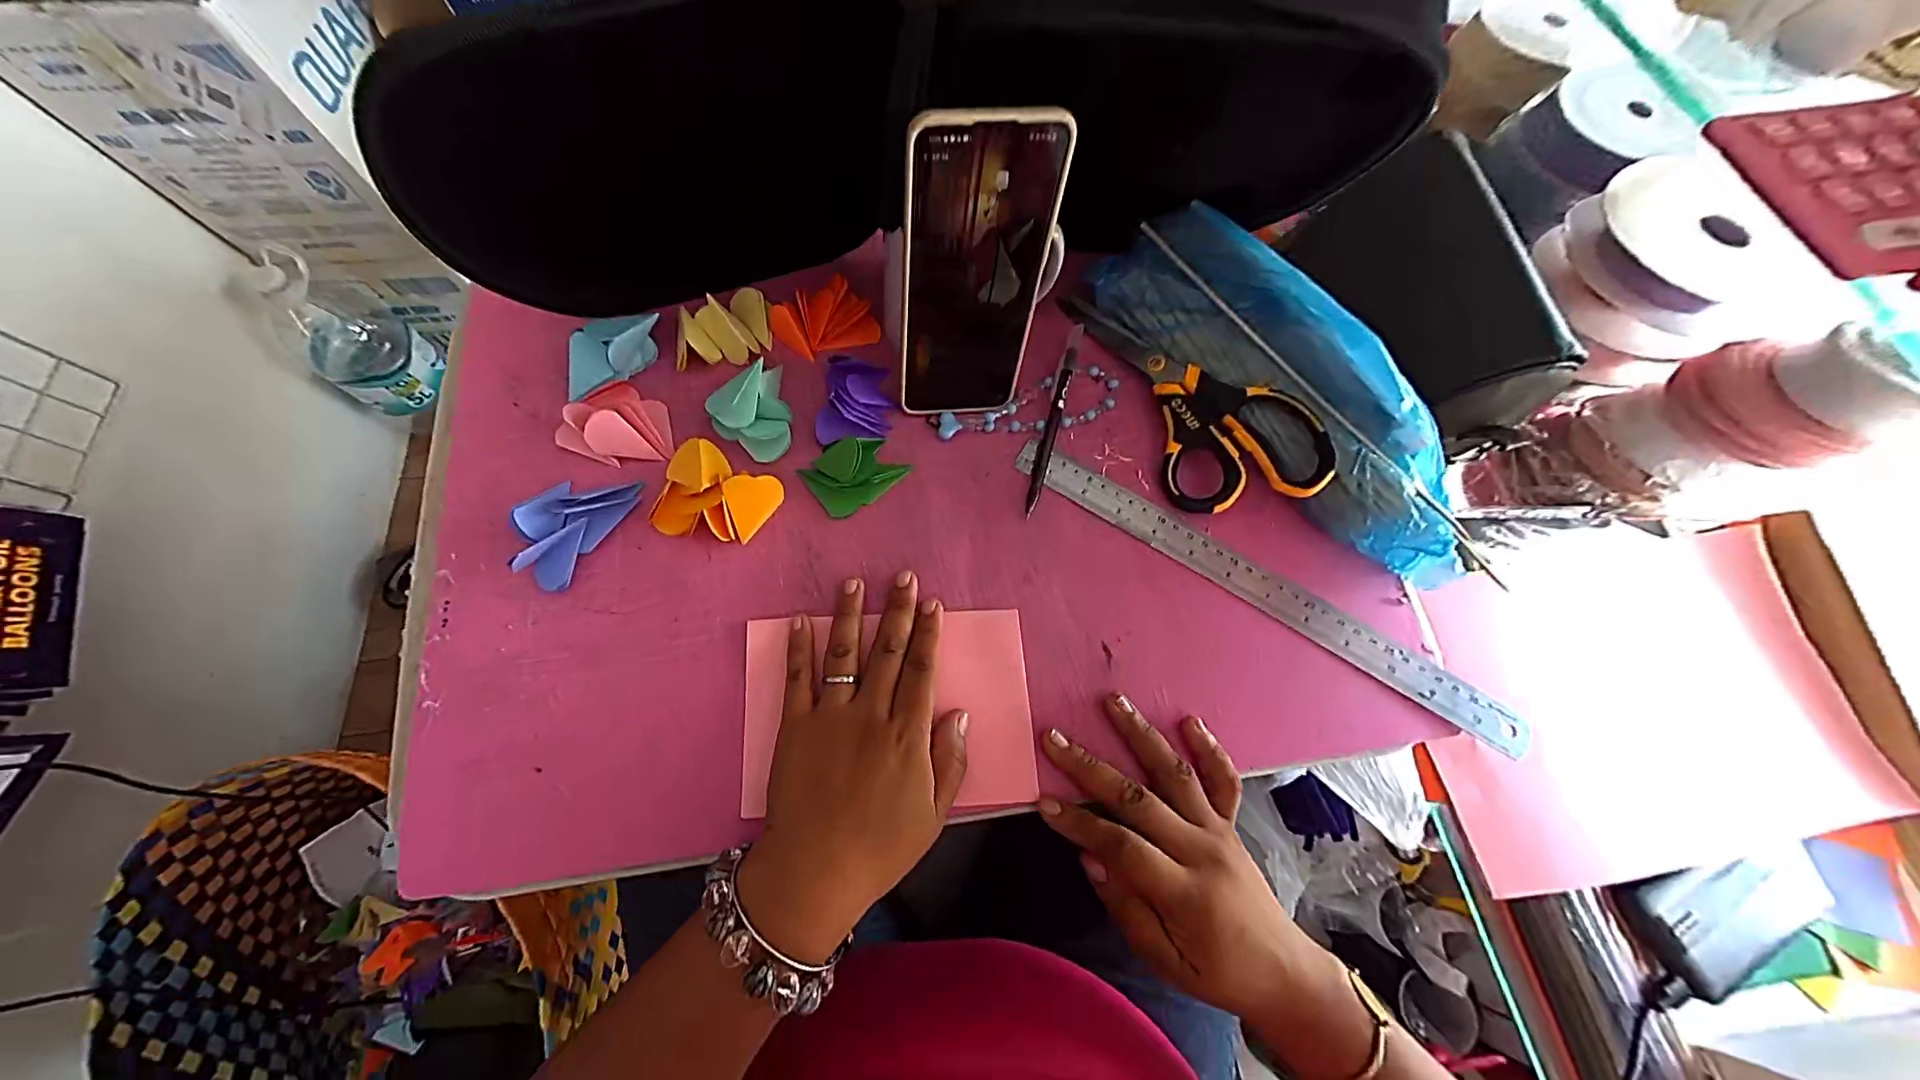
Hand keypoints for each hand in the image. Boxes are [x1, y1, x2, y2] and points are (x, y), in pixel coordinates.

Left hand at [736, 571, 968, 962]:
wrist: (815, 872)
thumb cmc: (882, 847)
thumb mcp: (933, 814)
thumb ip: (950, 760)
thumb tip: (960, 713)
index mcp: (907, 735)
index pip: (922, 670)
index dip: (928, 634)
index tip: (933, 604)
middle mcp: (870, 715)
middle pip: (888, 652)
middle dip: (898, 611)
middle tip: (904, 578)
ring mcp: (829, 718)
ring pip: (843, 655)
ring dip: (849, 616)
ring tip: (854, 584)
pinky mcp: (795, 727)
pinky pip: (797, 680)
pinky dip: (798, 649)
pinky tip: (800, 622)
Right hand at [1036, 694, 1336, 1020]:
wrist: (1284, 972)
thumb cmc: (1218, 973)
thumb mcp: (1164, 960)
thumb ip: (1126, 907)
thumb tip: (1089, 856)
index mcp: (1184, 891)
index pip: (1122, 846)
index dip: (1080, 823)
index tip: (1044, 802)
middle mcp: (1202, 850)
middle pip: (1139, 799)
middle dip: (1091, 767)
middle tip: (1055, 739)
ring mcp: (1219, 830)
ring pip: (1175, 774)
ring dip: (1141, 735)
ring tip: (1114, 702)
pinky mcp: (1230, 823)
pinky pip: (1223, 780)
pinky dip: (1208, 748)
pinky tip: (1188, 720)